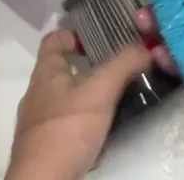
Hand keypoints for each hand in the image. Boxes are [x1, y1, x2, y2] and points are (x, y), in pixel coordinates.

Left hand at [5, 31, 153, 179]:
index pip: (53, 40)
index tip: (96, 41)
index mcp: (45, 73)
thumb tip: (146, 46)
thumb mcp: (100, 92)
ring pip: (67, 104)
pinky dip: (84, 132)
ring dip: (90, 104)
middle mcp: (37, 94)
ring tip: (114, 108)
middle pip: (63, 73)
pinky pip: (68, 131)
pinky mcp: (46, 148)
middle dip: (90, 73)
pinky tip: (101, 141)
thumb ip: (123, 66)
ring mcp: (39, 124)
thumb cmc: (66, 129)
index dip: (73, 35)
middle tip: (117, 76)